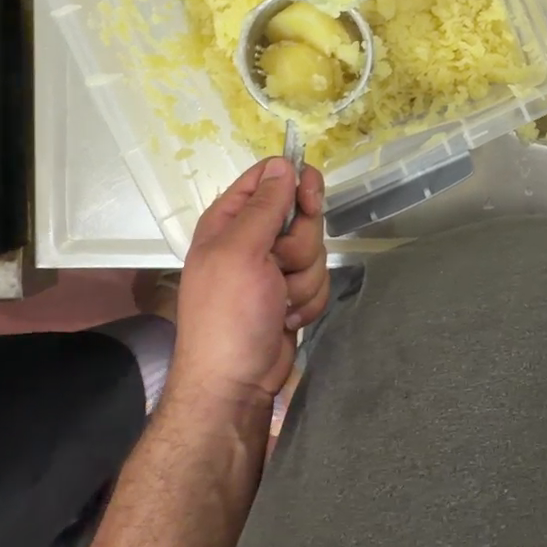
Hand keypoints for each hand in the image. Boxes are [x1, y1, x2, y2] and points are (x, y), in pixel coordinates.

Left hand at [172, 157, 326, 407]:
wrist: (235, 383)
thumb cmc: (228, 315)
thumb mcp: (241, 252)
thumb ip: (265, 206)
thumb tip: (282, 162)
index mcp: (229, 220)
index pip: (269, 178)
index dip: (295, 183)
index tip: (310, 199)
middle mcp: (251, 239)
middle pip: (301, 215)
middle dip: (301, 244)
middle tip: (281, 265)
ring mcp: (273, 269)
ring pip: (315, 250)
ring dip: (304, 279)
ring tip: (279, 302)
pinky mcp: (291, 294)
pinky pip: (318, 280)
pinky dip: (308, 301)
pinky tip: (287, 318)